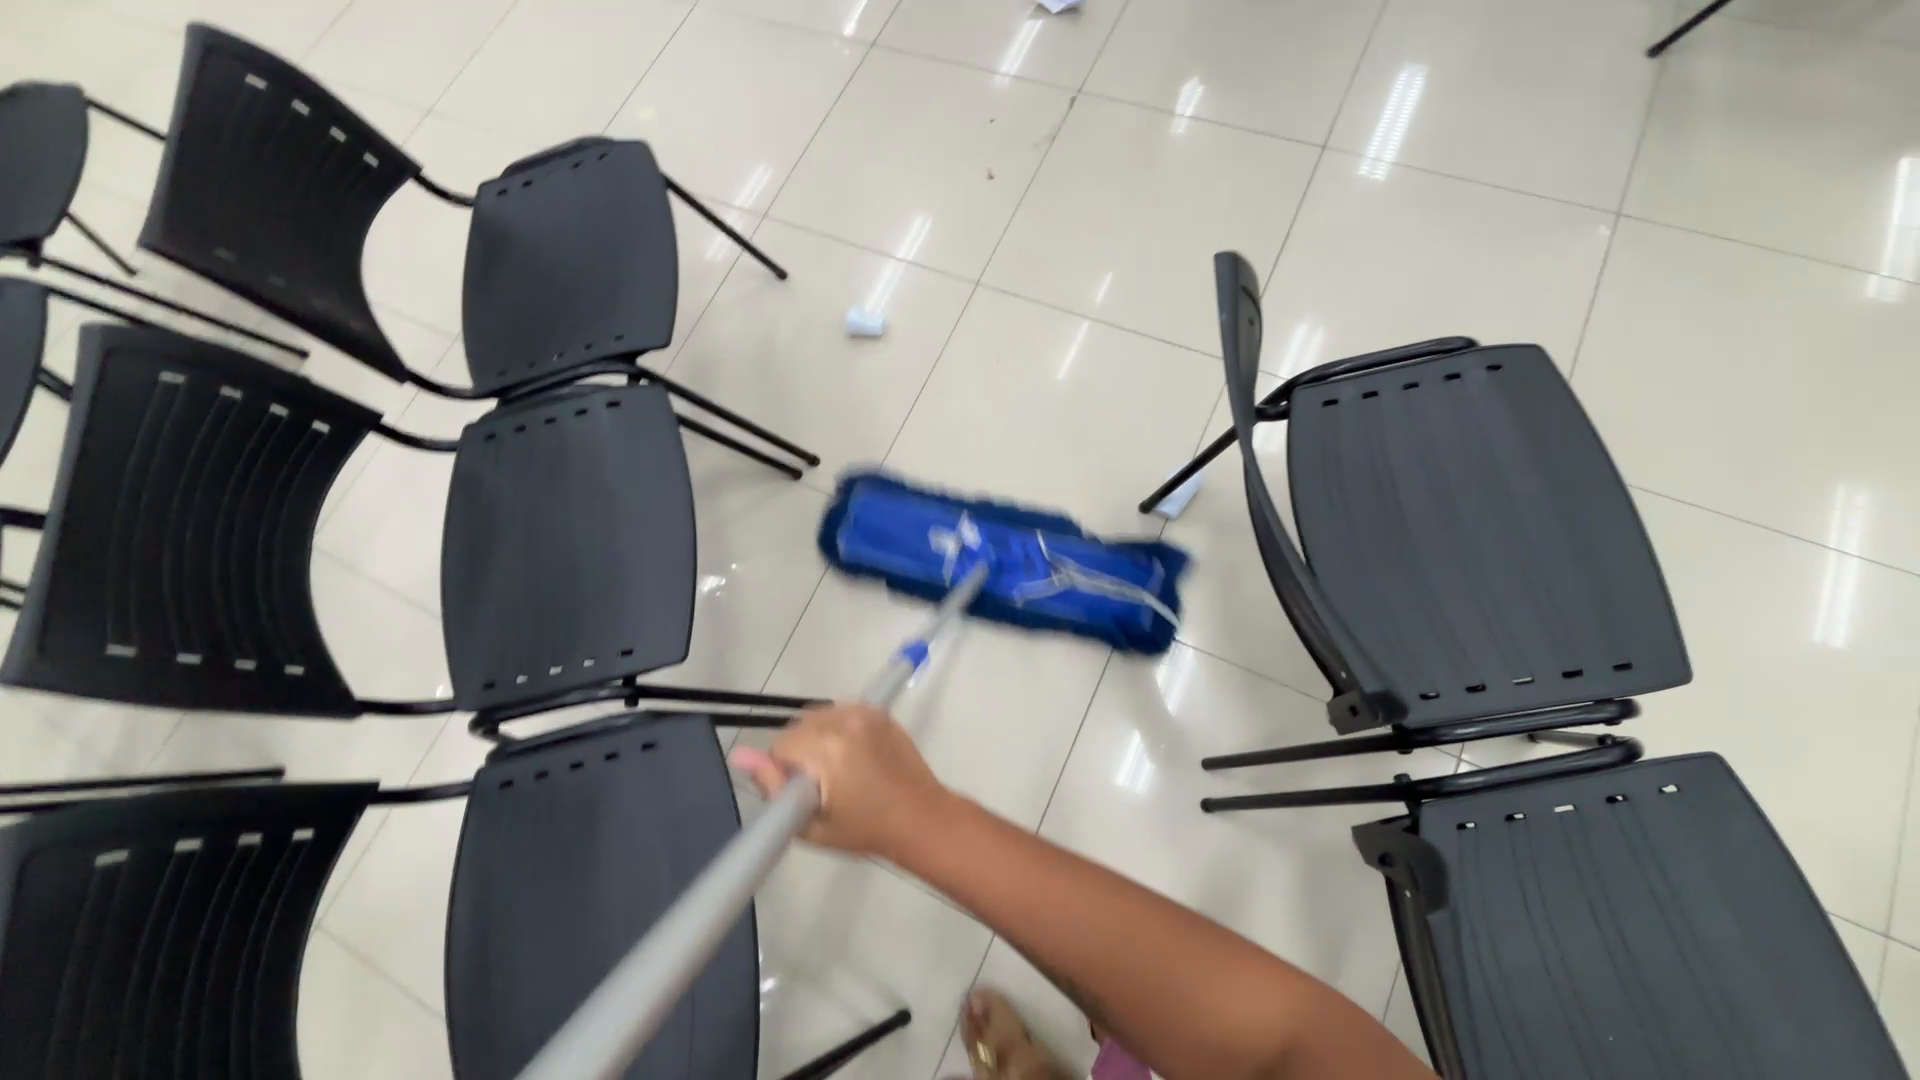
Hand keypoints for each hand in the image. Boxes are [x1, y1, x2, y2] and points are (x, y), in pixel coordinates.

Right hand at [729, 703, 954, 859]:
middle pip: (798, 726)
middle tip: (822, 784)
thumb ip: (773, 788)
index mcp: (826, 749)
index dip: (784, 772)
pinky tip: (852, 754)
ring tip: (838, 769)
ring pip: (819, 716)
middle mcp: (844, 722)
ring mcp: (865, 713)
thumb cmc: (865, 829)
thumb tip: (739, 755)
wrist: (920, 817)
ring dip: (818, 737)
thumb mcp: (812, 823)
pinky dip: (839, 727)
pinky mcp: (879, 713)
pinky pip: (842, 711)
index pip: (780, 745)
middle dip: (800, 752)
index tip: (805, 793)